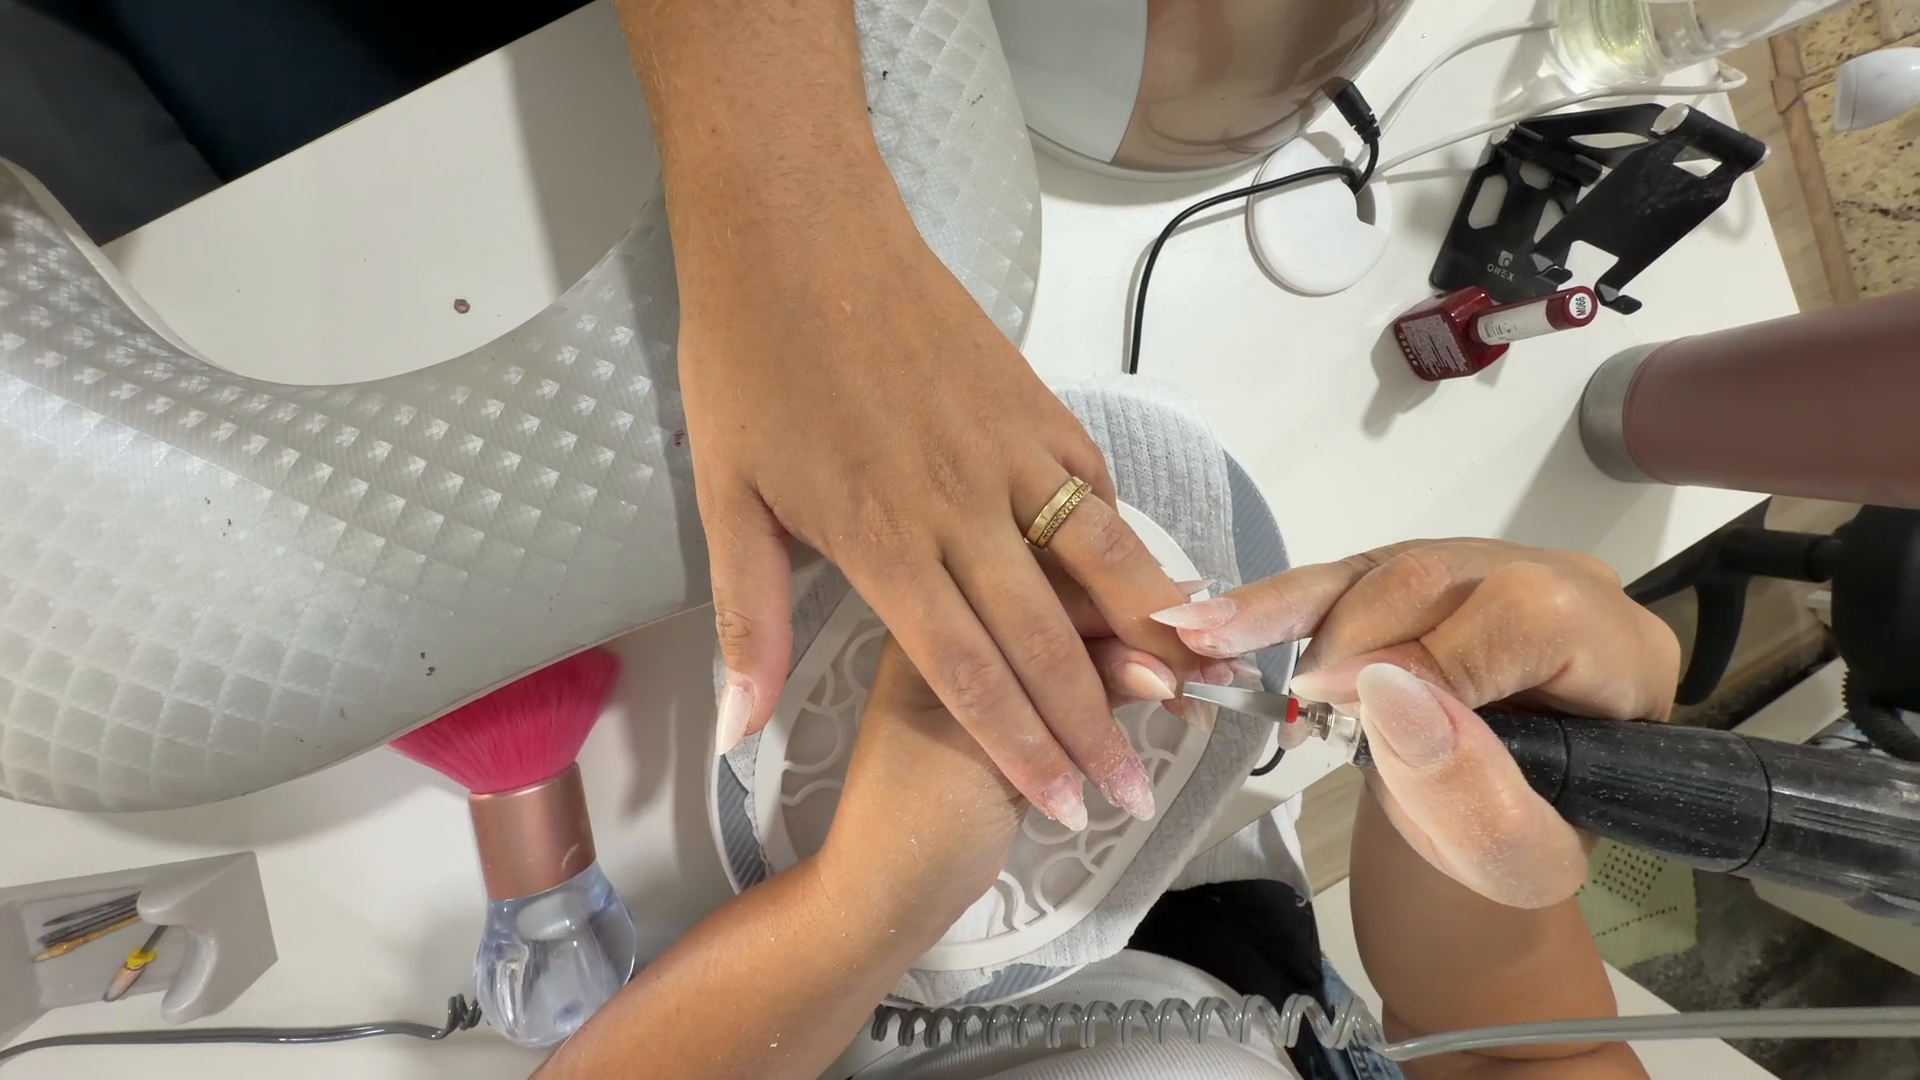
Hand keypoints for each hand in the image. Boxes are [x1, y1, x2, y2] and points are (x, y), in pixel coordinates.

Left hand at [675, 177, 1205, 828]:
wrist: (796, 226)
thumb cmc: (750, 361)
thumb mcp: (726, 498)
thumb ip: (748, 620)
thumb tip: (739, 732)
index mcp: (884, 541)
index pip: (968, 671)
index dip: (1020, 747)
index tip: (1063, 805)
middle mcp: (963, 507)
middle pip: (1044, 635)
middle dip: (1091, 722)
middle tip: (1134, 791)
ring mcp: (1010, 449)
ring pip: (1099, 559)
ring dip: (1145, 635)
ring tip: (1189, 695)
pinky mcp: (1035, 400)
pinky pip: (1094, 485)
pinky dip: (1124, 540)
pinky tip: (1144, 577)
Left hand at [820, 632, 1178, 934]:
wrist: (891, 891)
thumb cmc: (920, 820)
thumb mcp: (997, 755)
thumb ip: (1071, 706)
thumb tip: (1163, 667)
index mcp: (938, 621)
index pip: (1039, 592)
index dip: (1116, 611)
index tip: (1189, 633)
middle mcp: (965, 626)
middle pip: (1066, 611)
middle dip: (1141, 635)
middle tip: (1213, 661)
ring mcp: (991, 660)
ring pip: (1077, 640)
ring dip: (1140, 659)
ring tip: (1206, 679)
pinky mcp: (1014, 696)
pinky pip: (1073, 673)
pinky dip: (1120, 683)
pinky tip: (1167, 684)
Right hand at [1154, 540, 1679, 907]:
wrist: (1471, 807)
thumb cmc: (1506, 833)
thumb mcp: (1512, 857)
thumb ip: (1470, 794)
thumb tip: (1387, 692)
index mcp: (1615, 652)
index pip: (1528, 615)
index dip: (1432, 654)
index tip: (1344, 703)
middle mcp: (1547, 584)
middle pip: (1435, 576)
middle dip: (1350, 637)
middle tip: (1303, 700)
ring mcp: (1468, 568)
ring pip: (1373, 566)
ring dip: (1286, 612)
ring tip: (1210, 641)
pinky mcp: (1400, 573)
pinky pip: (1330, 576)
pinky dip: (1265, 602)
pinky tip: (1204, 617)